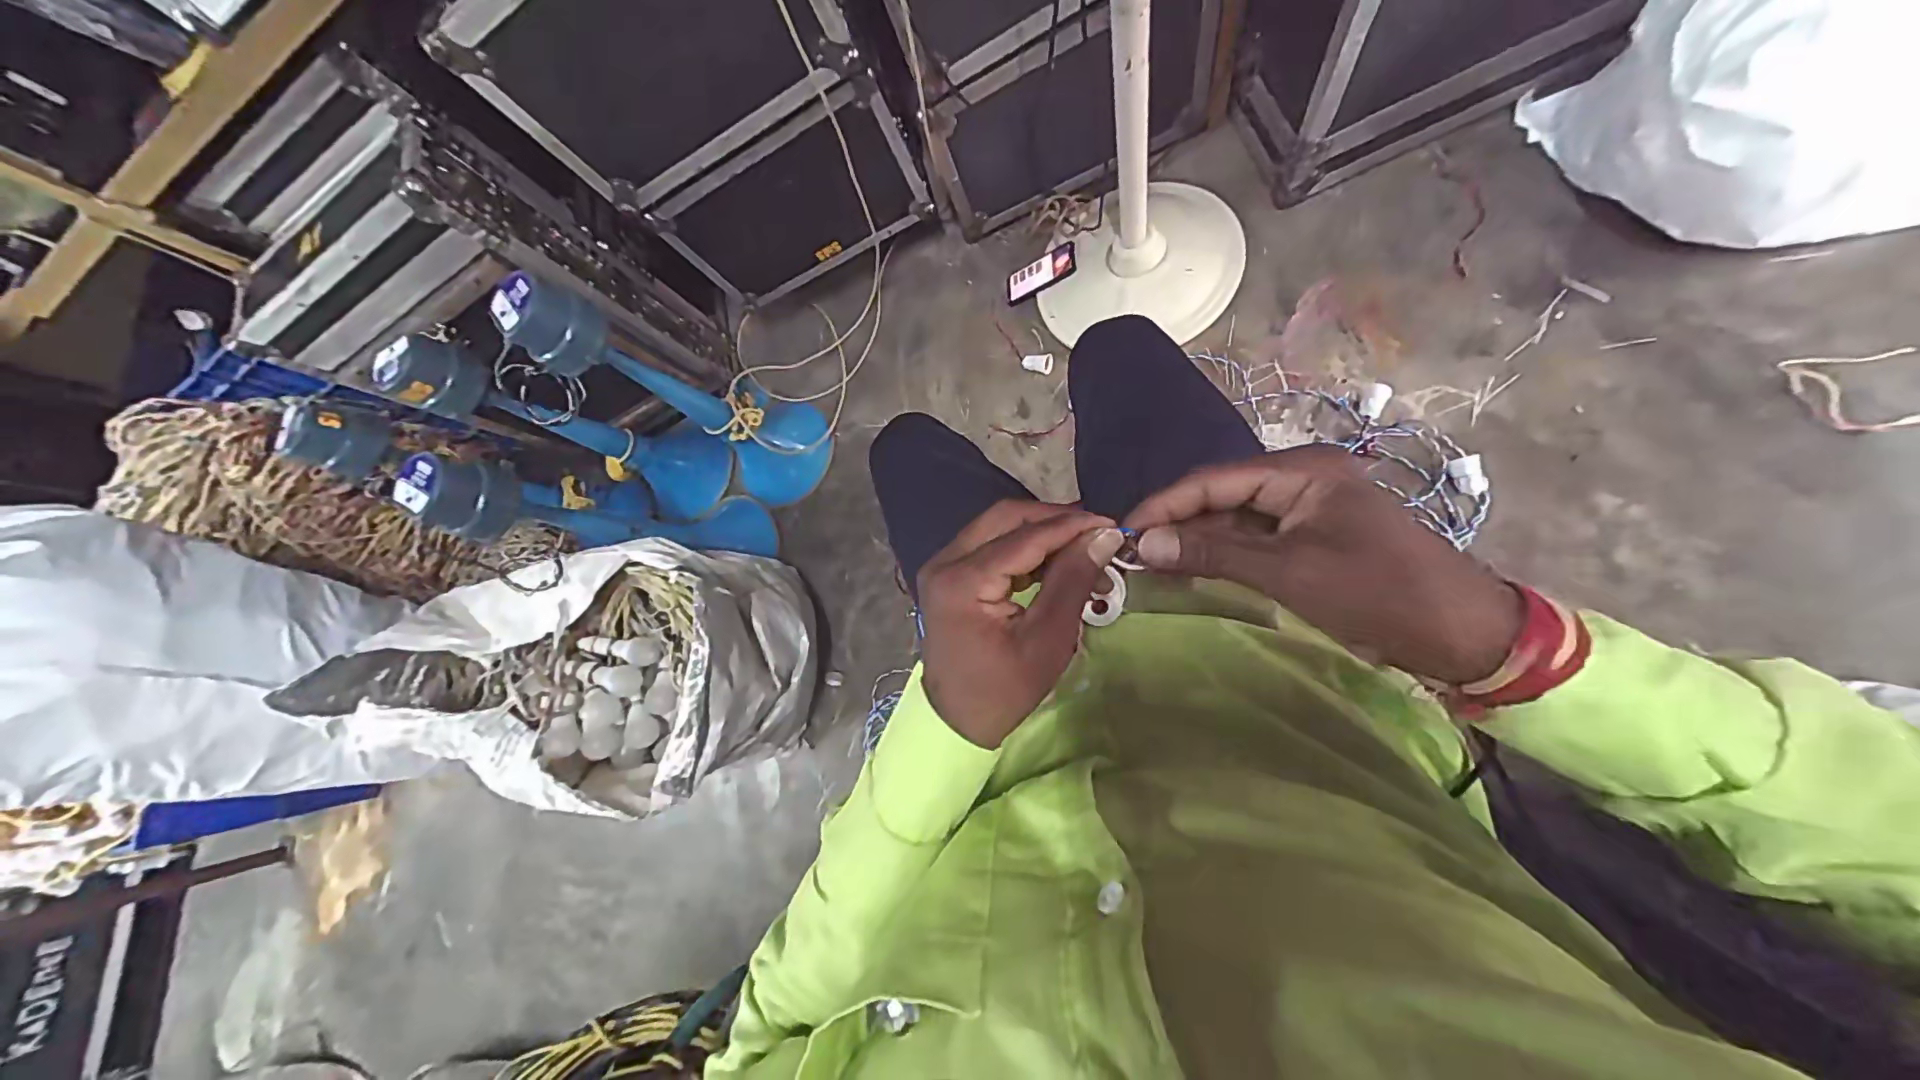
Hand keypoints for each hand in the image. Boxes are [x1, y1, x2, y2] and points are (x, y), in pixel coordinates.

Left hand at [918, 500, 1122, 747]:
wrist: (956, 723)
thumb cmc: (1003, 690)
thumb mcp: (1046, 640)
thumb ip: (1072, 581)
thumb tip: (1104, 536)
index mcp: (962, 580)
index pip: (1024, 536)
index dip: (1071, 526)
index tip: (1112, 525)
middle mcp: (945, 562)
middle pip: (1005, 518)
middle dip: (1054, 520)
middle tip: (1096, 532)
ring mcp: (943, 567)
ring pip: (997, 528)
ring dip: (1041, 534)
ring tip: (1082, 551)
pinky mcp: (949, 576)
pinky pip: (990, 546)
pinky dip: (1024, 549)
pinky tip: (1055, 564)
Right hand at [1123, 446, 1521, 683]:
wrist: (1460, 632)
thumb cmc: (1374, 592)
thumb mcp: (1287, 571)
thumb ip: (1212, 553)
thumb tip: (1141, 542)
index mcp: (1302, 470)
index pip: (1214, 479)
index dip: (1165, 505)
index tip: (1124, 531)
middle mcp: (1301, 479)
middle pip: (1222, 495)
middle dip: (1178, 523)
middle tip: (1134, 553)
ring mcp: (1308, 508)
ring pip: (1235, 518)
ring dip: (1198, 541)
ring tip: (1155, 564)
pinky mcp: (1312, 536)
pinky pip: (1254, 538)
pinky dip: (1224, 554)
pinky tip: (1195, 570)